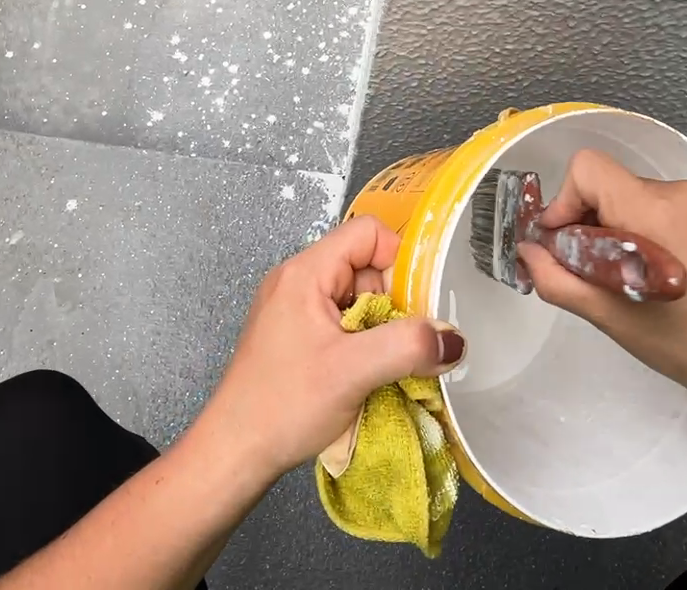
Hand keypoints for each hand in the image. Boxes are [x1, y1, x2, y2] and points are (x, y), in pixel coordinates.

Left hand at [189, 216, 466, 483]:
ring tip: (386, 361)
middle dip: (394, 299)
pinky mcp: (294, 334)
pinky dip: (363, 339)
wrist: (232, 454)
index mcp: (305, 272)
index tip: (417, 302)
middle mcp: (297, 279)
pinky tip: (368, 371)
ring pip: (356, 295)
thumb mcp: (353, 372)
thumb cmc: (284, 405)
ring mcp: (293, 307)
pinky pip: (341, 319)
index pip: (367, 233)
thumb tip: (453, 338)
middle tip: (405, 340)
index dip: (399, 259)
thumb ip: (407, 347)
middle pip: (364, 264)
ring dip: (380, 324)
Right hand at [517, 149, 686, 408]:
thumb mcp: (614, 318)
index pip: (587, 169)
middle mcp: (679, 194)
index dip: (564, 203)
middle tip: (589, 273)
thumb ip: (560, 280)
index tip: (562, 244)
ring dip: (611, 232)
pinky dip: (637, 235)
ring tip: (624, 283)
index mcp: (655, 211)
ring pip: (627, 199)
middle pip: (606, 185)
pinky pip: (653, 209)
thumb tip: (529, 253)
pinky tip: (647, 279)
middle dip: (585, 224)